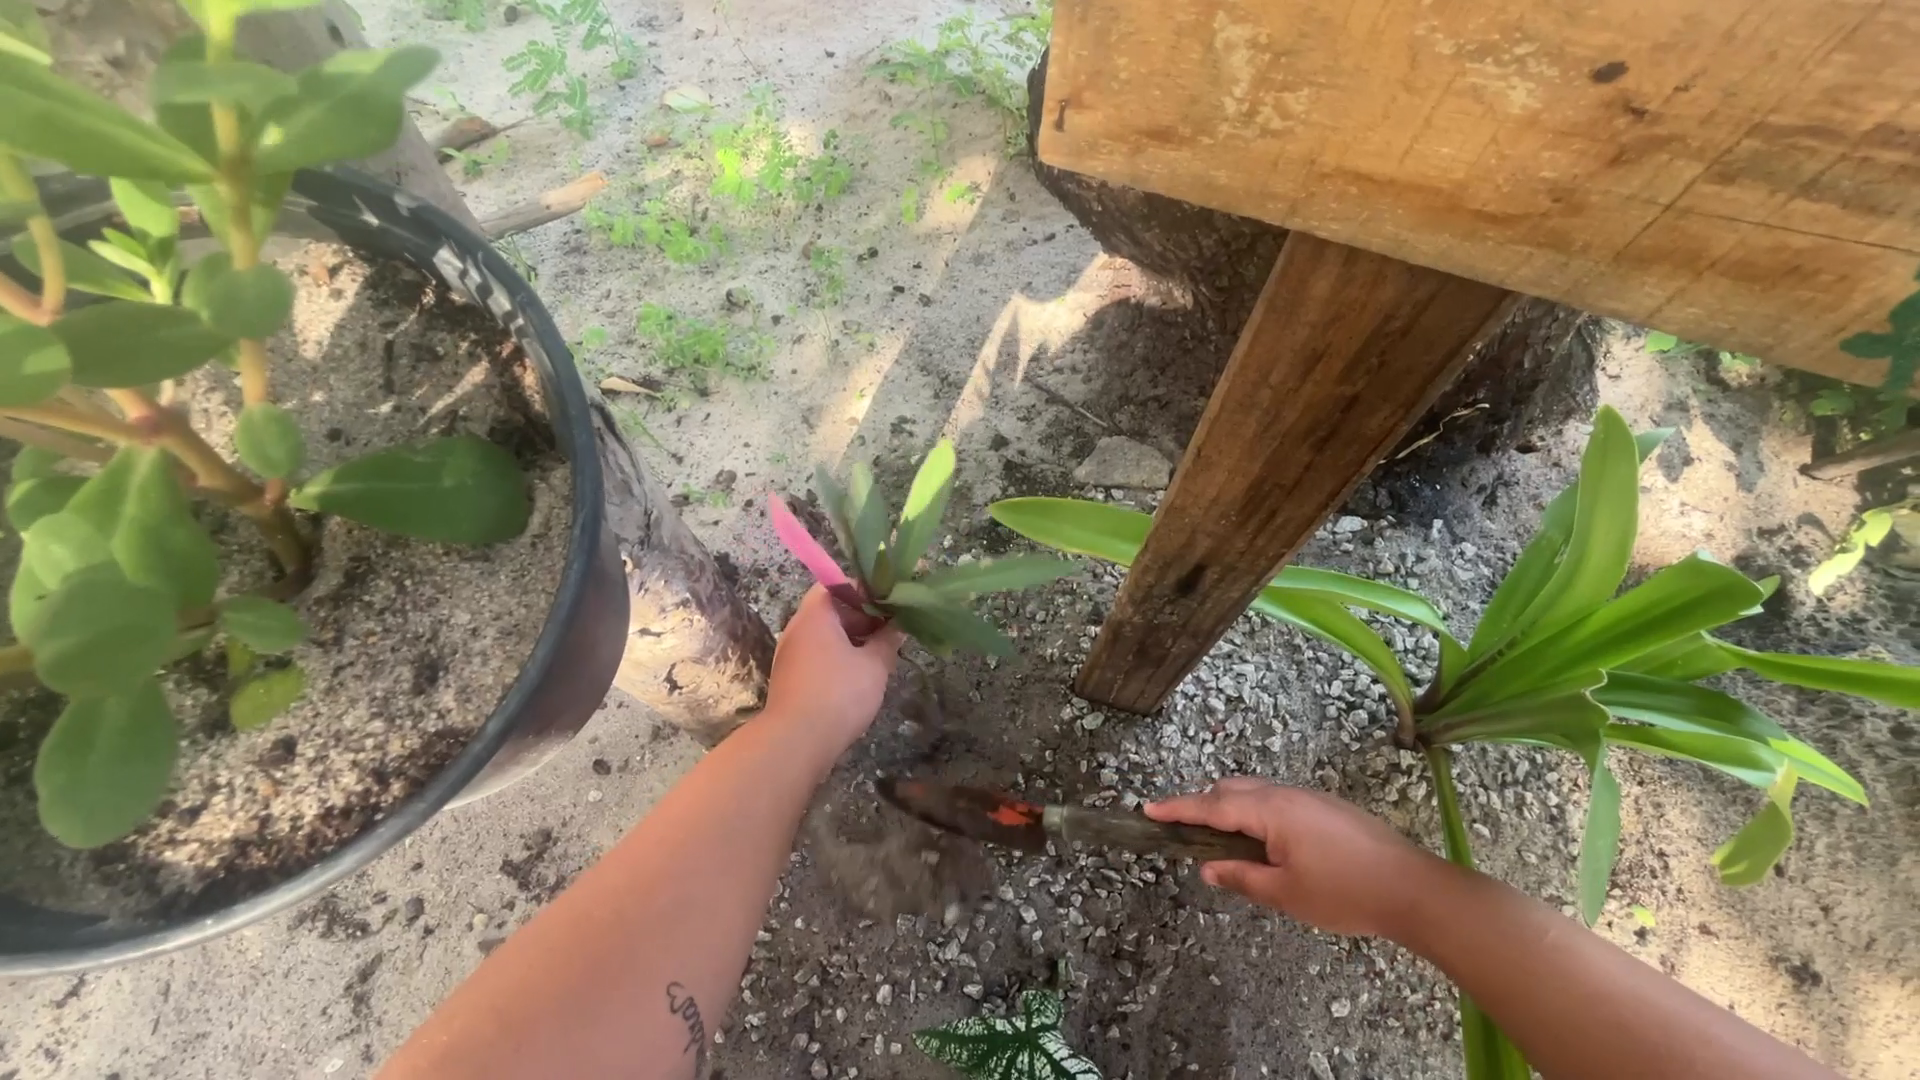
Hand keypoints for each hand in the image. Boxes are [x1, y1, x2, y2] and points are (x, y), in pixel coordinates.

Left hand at [764, 586, 905, 750]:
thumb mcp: (874, 665)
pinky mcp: (792, 678)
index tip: (891, 601)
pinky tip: (862, 673)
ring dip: (854, 639)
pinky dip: (840, 657)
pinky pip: (819, 656)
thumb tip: (899, 625)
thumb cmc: (839, 694)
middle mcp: (798, 629)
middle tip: (893, 627)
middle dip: (864, 616)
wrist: (796, 741)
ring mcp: (791, 655)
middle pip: (832, 609)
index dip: (865, 589)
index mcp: (815, 616)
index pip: (837, 585)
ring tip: (883, 651)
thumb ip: (888, 641)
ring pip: (826, 635)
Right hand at [1146, 778, 1442, 938]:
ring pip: (1255, 791)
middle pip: (1231, 789)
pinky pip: (1276, 799)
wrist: (1416, 889)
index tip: (1148, 808)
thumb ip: (1242, 877)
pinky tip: (1264, 842)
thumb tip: (1207, 868)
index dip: (1178, 808)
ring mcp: (1309, 797)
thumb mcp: (1286, 893)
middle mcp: (1285, 793)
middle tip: (1185, 832)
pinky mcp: (1326, 807)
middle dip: (1203, 805)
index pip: (1211, 805)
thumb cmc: (1345, 893)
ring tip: (1223, 841)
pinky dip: (1255, 811)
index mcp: (1270, 809)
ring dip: (1231, 807)